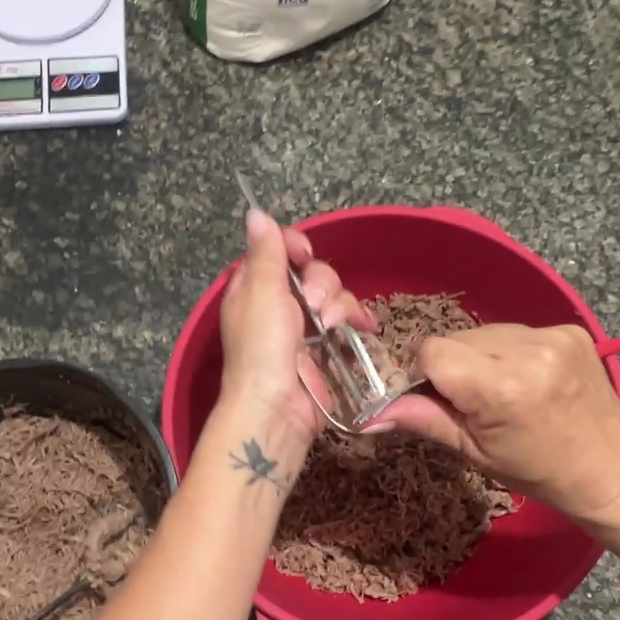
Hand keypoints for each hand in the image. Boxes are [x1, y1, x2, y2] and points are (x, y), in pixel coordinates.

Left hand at [219, 209, 373, 440]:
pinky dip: (357, 320)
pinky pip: (349, 321)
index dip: (295, 246)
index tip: (302, 255)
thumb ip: (266, 252)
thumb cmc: (261, 348)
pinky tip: (364, 328)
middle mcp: (279, 304)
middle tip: (313, 305)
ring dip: (338, 304)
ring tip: (329, 326)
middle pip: (313, 271)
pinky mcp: (327, 349)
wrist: (275, 407)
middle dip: (321, 283)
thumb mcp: (260, 292)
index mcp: (254, 288)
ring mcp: (304, 327)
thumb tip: (255, 212)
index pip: (279, 249)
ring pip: (334, 294)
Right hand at [370, 324, 619, 517]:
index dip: (425, 375)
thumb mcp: (473, 452)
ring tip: (502, 392)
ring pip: (482, 332)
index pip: (432, 352)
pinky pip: (513, 331)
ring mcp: (553, 337)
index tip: (438, 400)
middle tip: (473, 403)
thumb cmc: (536, 470)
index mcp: (502, 388)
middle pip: (455, 339)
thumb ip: (424, 421)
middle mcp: (528, 351)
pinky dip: (508, 352)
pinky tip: (525, 379)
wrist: (608, 468)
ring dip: (479, 357)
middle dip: (453, 366)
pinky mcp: (569, 330)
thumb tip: (370, 415)